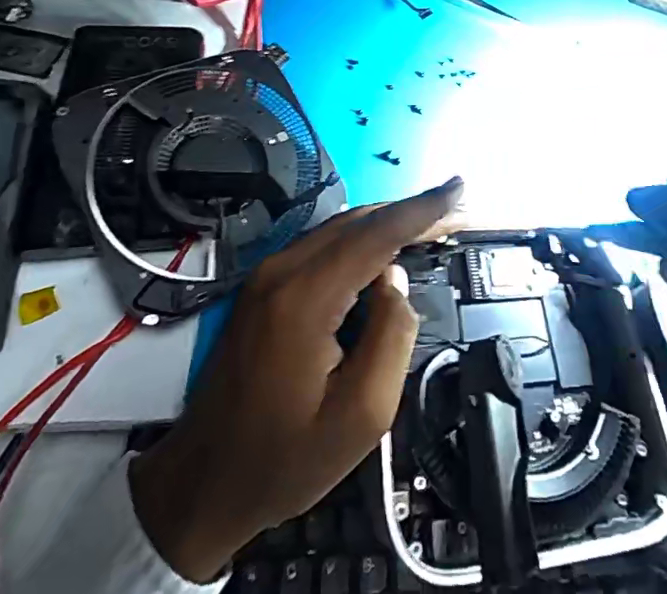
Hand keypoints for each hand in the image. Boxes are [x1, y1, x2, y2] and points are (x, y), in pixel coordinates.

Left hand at [129, 177, 464, 581]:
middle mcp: (280, 272)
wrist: (208, 476)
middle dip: (408, 213)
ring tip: (429, 229)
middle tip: (454, 213)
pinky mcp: (261, 289)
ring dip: (384, 226)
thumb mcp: (361, 415)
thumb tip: (395, 282)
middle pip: (355, 223)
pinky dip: (358, 244)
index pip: (375, 235)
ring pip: (336, 232)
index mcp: (304, 298)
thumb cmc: (285, 456)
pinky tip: (381, 255)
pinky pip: (319, 250)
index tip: (458, 189)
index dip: (423, 210)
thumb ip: (391, 338)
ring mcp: (265, 277)